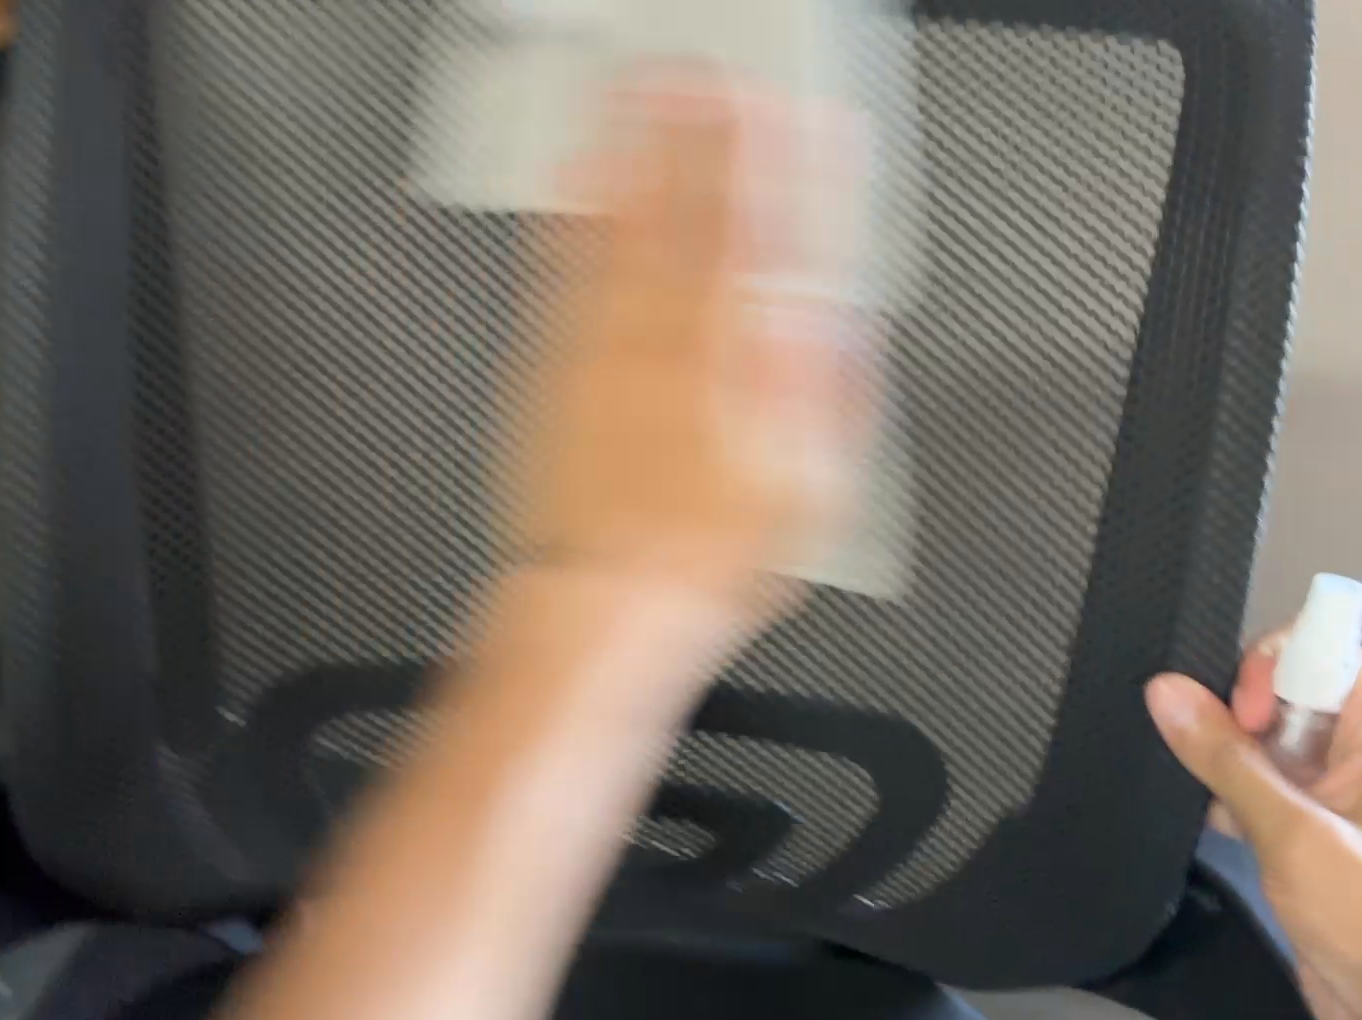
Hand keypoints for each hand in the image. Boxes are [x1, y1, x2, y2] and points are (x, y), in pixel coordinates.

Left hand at [508, 71, 872, 624]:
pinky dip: (557, 241)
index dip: (749, 165)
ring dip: (608, 171)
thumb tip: (819, 324)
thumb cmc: (697, 558)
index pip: (740, 247)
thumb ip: (816, 393)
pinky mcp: (542, 391)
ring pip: (598, 250)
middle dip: (675, 141)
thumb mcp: (802, 490)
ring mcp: (585, 367)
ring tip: (612, 107)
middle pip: (663, 227)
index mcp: (717, 375)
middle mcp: (647, 357)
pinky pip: (549, 297)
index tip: (755, 105)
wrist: (601, 605)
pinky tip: (559, 208)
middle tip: (677, 73)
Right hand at [1146, 648, 1361, 1019]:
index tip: (1235, 711)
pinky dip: (1220, 792)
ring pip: (1253, 741)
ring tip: (1223, 801)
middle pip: (1276, 695)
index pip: (1319, 656)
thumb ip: (1225, 760)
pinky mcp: (1305, 825)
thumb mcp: (1297, 834)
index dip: (1265, 669)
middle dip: (1228, 718)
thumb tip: (1167, 693)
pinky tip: (1221, 822)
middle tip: (1214, 759)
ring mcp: (1334, 792)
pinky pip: (1246, 781)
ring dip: (1220, 761)